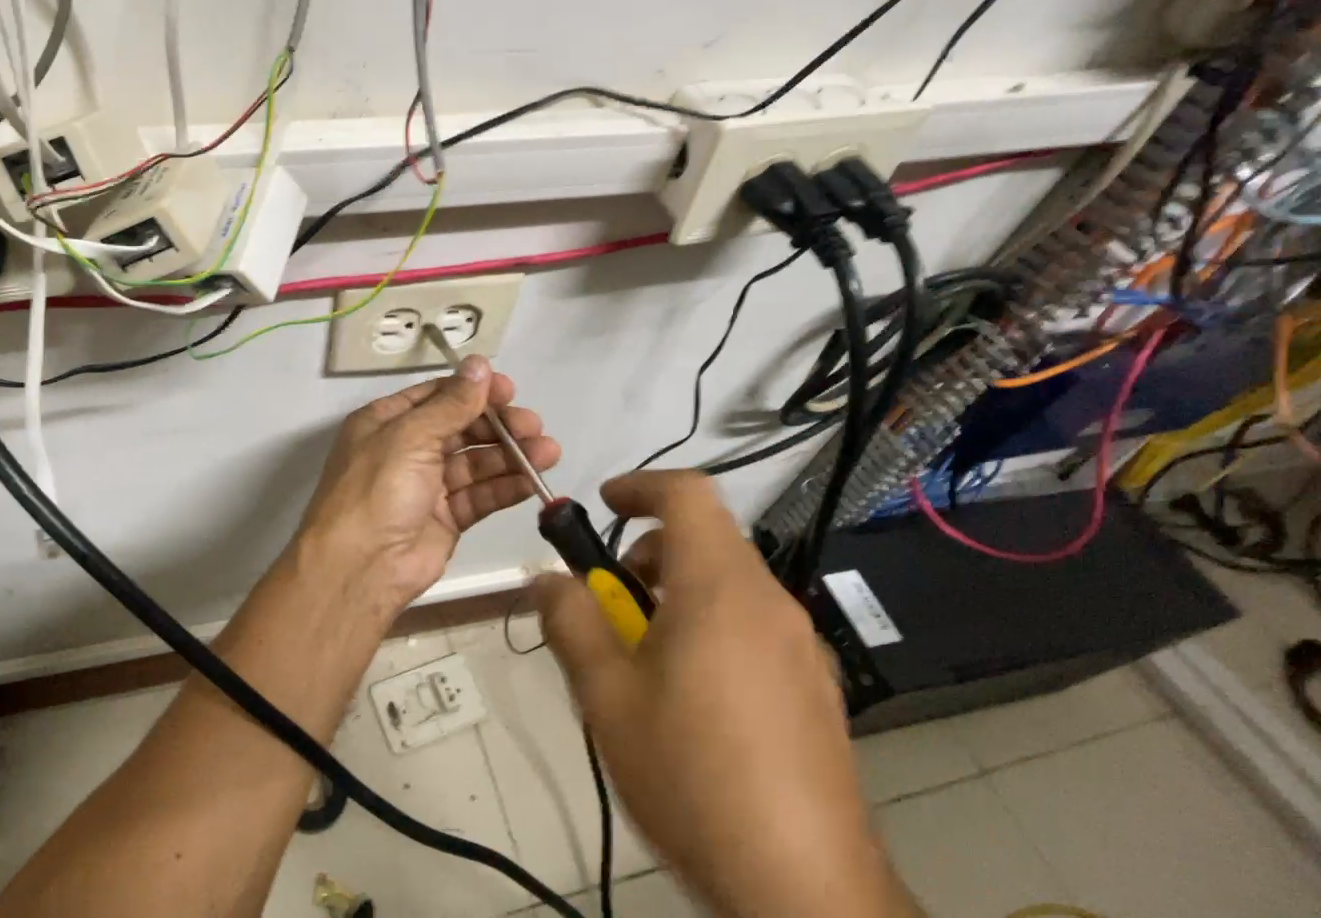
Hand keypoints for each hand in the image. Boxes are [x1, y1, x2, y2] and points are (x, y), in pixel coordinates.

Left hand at [294, 355, 559, 615]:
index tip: (510, 390)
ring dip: (510, 456)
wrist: (359, 566)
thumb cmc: (377, 489)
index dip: (474, 391)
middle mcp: (406, 450)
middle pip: (461, 429)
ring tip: (547, 452)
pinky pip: (479, 497)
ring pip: (475, 464)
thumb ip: (451, 404)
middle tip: (533, 425)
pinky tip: (531, 481)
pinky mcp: (445, 519)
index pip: (437, 397)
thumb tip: (480, 364)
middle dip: (499, 426)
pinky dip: (505, 488)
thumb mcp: (411, 436)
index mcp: (387, 422)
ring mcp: (426, 486)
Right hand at [534, 471, 919, 917]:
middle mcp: (771, 604)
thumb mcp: (605, 695)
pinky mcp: (818, 690)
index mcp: (720, 589)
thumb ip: (570, 621)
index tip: (601, 506)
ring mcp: (803, 648)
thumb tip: (545, 578)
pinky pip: (754, 632)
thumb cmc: (689, 772)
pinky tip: (689, 706)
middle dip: (647, 556)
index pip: (687, 494)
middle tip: (608, 609)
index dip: (639, 486)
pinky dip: (711, 633)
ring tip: (640, 666)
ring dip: (676, 598)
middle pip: (707, 542)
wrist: (800, 883)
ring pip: (730, 589)